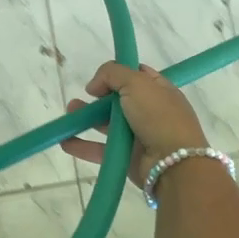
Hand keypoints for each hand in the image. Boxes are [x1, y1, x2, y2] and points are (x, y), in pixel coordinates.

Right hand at [59, 62, 208, 187]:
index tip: (102, 77)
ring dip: (86, 118)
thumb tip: (94, 86)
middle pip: (118, 100)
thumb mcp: (137, 82)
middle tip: (82, 96)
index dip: (118, 73)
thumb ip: (112, 73)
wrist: (174, 164)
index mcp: (160, 91)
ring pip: (106, 123)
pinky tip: (64, 141)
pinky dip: (82, 145)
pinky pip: (100, 149)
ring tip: (69, 113)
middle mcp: (150, 112)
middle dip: (96, 97)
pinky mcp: (127, 157)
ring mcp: (138, 136)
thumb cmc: (159, 117)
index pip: (137, 76)